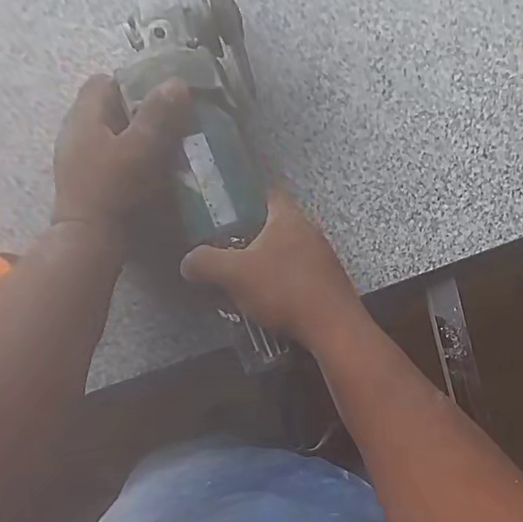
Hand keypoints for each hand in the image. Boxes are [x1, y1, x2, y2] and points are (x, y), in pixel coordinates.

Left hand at [52, 74, 192, 236]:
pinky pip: (111, 158)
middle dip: (139, 114)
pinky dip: (131, 160)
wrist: (90, 236)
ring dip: (136, 139)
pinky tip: (150, 176)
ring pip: (111, 135)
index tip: (163, 99)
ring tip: (167, 152)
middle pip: (109, 109)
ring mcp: (78, 157)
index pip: (105, 82)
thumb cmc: (114, 188)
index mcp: (85, 115)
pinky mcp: (86, 180)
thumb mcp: (141, 148)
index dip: (134, 84)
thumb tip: (177, 82)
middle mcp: (75, 130)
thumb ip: (158, 116)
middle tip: (172, 128)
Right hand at [180, 187, 365, 347]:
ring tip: (245, 280)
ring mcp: (326, 260)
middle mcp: (312, 233)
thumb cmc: (284, 291)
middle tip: (227, 250)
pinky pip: (302, 276)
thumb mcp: (234, 274)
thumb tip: (188, 262)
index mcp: (289, 219)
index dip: (246, 197)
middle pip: (277, 225)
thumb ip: (205, 263)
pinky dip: (285, 283)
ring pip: (290, 253)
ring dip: (269, 263)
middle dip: (252, 236)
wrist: (334, 328)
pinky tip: (271, 302)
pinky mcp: (331, 285)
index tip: (225, 209)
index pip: (268, 193)